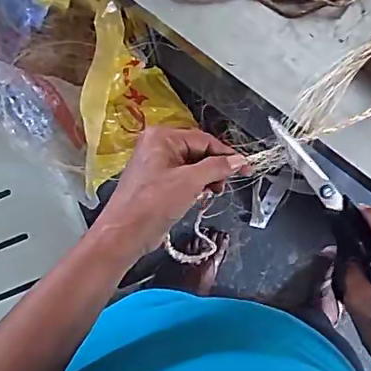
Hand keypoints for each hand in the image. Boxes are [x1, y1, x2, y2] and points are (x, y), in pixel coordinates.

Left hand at [94, 127, 249, 258]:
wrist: (124, 233)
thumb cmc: (154, 203)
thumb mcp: (190, 181)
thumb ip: (217, 167)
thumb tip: (239, 160)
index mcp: (162, 136)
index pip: (203, 139)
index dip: (226, 154)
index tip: (245, 167)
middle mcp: (157, 145)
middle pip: (198, 151)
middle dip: (215, 167)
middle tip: (225, 184)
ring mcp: (156, 163)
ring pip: (192, 165)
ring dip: (207, 178)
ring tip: (213, 192)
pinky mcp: (156, 182)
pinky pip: (183, 177)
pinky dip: (195, 185)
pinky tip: (201, 195)